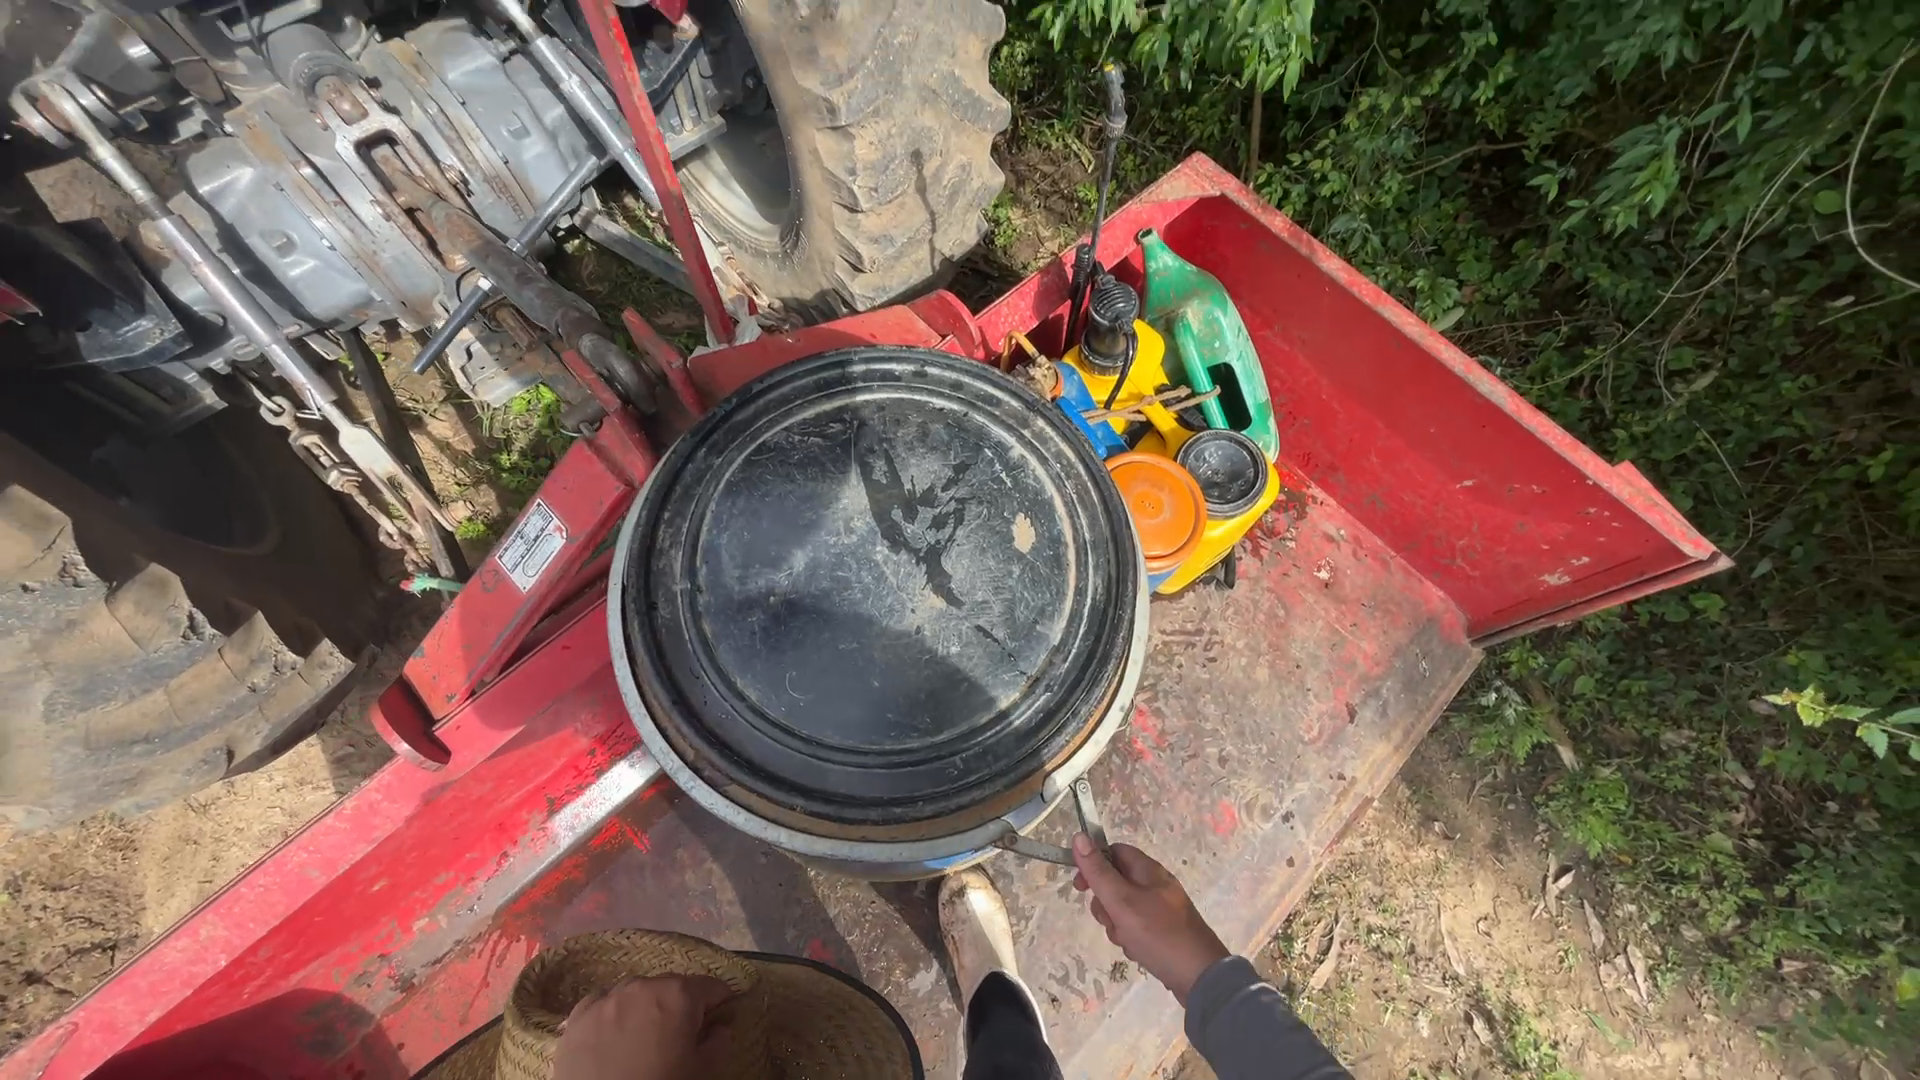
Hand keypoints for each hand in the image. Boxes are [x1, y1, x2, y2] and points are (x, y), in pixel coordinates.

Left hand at [553, 974, 735, 1079]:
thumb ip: (719, 1042)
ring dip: (645, 1008)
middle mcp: (645, 985)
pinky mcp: (578, 1018)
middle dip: (679, 1007)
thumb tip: (719, 1026)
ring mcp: (608, 999)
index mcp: (680, 994)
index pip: (711, 988)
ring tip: (642, 1039)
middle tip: (677, 1038)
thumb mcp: (703, 1072)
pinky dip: (612, 1014)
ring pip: (637, 993)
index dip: (719, 1004)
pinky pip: (602, 1004)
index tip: (718, 1020)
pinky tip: (611, 1036)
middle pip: (672, 988)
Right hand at [1071, 835, 1229, 1005]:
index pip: (1114, 852)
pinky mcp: (1164, 931)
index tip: (1080, 886)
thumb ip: (1098, 871)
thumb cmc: (1159, 933)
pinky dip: (1131, 938)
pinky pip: (1136, 927)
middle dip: (1105, 903)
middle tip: (1110, 919)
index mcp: (1148, 870)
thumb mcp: (1122, 901)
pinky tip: (1138, 952)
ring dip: (1117, 924)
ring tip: (1127, 939)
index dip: (1094, 864)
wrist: (1200, 977)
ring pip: (1123, 908)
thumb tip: (1078, 836)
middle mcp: (1155, 885)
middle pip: (1116, 882)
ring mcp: (1161, 909)